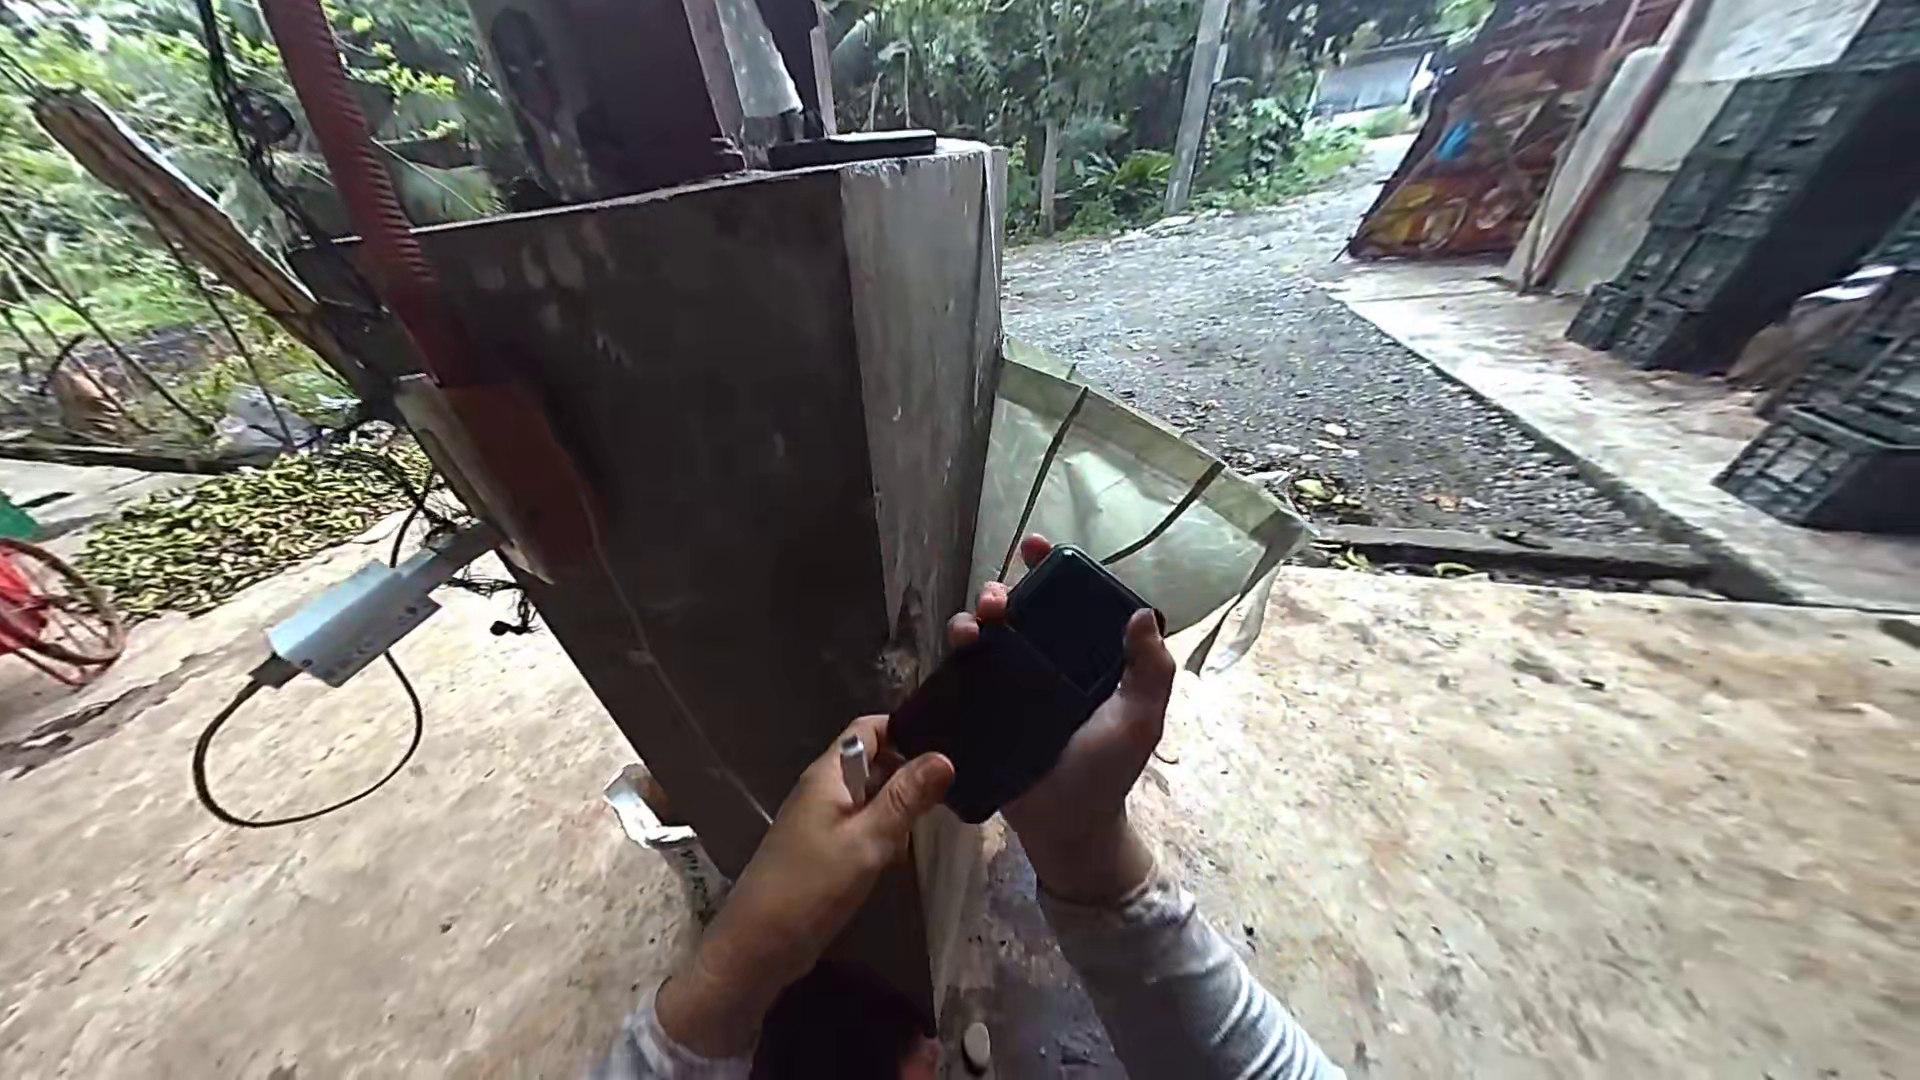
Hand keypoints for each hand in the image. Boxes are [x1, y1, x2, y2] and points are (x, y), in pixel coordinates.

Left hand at [656, 715, 954, 1056]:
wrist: (755, 952)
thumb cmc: (812, 886)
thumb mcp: (868, 839)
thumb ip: (906, 797)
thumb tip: (945, 757)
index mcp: (830, 773)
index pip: (870, 728)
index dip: (904, 729)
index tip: (942, 743)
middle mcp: (825, 787)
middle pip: (874, 760)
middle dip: (908, 772)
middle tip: (948, 789)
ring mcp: (822, 818)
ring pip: (870, 795)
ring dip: (898, 806)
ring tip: (933, 820)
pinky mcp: (823, 847)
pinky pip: (861, 824)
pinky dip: (883, 831)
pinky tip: (902, 854)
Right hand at [947, 534, 1176, 904]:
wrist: (1064, 825)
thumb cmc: (1105, 771)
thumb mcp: (1138, 720)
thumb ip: (1151, 672)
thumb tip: (1142, 614)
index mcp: (1081, 655)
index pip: (1064, 601)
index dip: (1049, 569)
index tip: (1032, 548)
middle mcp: (1043, 660)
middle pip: (1015, 609)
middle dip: (1000, 591)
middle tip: (997, 602)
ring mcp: (1009, 681)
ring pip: (985, 632)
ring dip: (973, 616)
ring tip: (973, 628)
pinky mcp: (981, 704)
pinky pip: (963, 668)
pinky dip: (956, 650)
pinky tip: (955, 648)